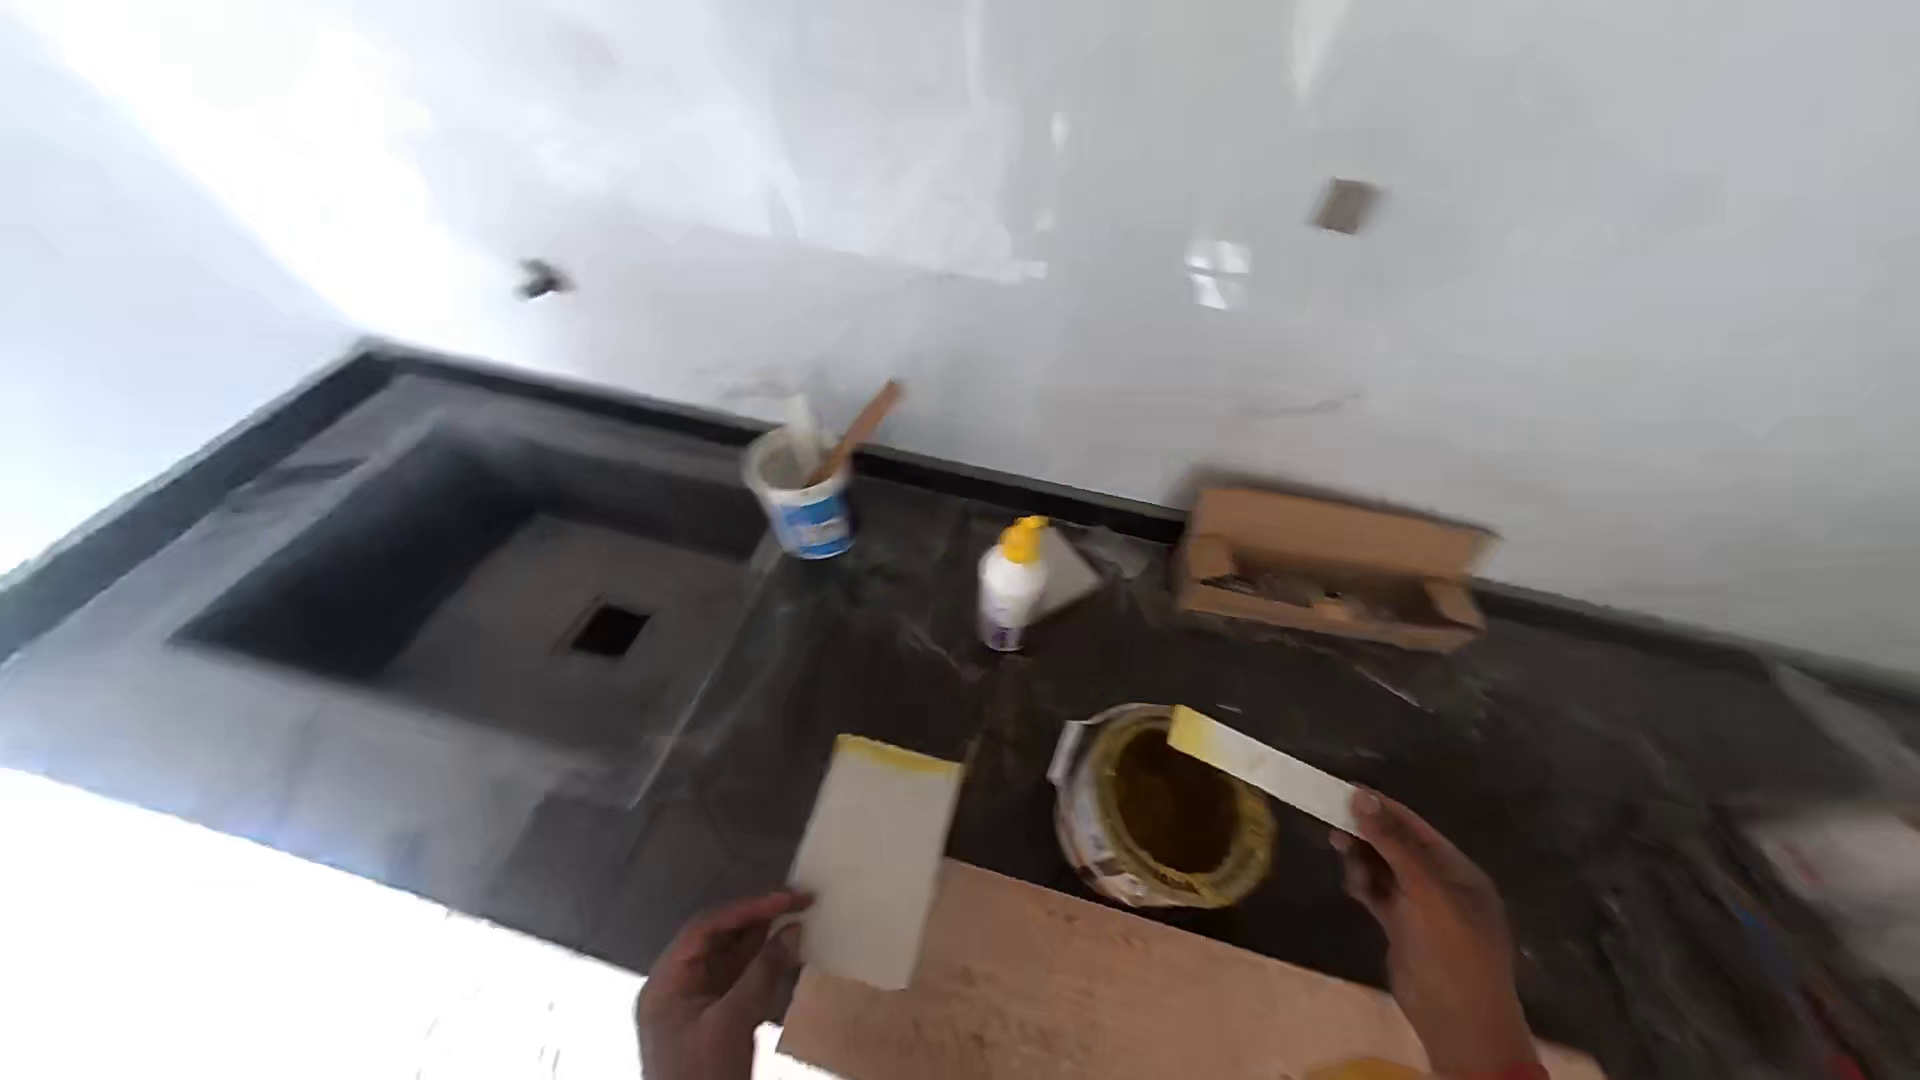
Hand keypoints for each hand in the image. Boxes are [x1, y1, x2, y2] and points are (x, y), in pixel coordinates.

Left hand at [635, 890, 812, 1079]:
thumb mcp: (731, 1026)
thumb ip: (762, 973)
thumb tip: (793, 929)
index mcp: (665, 983)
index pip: (705, 928)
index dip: (747, 908)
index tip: (785, 899)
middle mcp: (677, 986)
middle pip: (719, 937)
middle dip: (758, 918)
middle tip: (798, 901)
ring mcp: (696, 1003)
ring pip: (732, 955)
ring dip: (764, 937)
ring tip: (799, 917)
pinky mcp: (715, 1019)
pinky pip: (740, 977)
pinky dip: (765, 963)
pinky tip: (789, 952)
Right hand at [1332, 790, 1537, 1077]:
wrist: (1458, 1024)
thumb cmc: (1451, 951)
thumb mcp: (1424, 890)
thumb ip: (1392, 842)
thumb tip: (1360, 795)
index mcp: (1458, 872)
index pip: (1414, 827)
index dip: (1381, 806)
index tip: (1343, 789)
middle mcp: (1440, 884)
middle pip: (1395, 845)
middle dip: (1366, 832)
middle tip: (1332, 822)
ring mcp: (1420, 906)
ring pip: (1381, 867)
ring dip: (1361, 859)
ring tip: (1342, 856)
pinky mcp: (1401, 925)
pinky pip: (1375, 891)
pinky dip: (1362, 884)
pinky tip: (1354, 888)